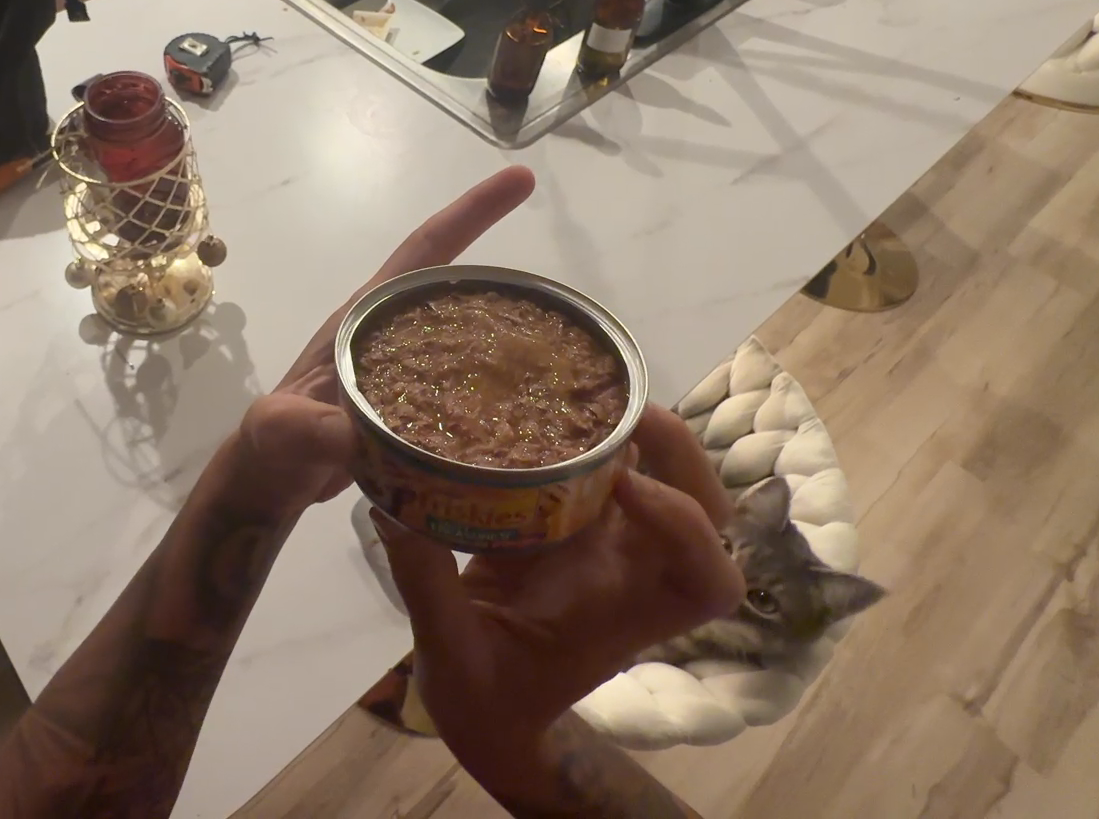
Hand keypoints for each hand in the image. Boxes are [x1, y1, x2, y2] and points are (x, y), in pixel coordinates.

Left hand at [215, 166, 538, 519]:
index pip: (422, 253)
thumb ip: (314, 429)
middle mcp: (389, 331)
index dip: (469, 215)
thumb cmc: (274, 445)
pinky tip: (531, 402)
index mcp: (363, 318)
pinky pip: (464, 378)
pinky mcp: (414, 403)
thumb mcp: (286, 431)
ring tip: (566, 346)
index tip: (519, 181)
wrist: (274, 478)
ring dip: (508, 330)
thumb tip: (360, 431)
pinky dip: (496, 381)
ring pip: (466, 332)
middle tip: (565, 294)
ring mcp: (403, 366)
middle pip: (456, 286)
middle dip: (506, 277)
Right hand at [373, 406, 743, 806]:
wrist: (488, 709)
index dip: (684, 523)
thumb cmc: (485, 698)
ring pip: (660, 480)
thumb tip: (394, 504)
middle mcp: (629, 572)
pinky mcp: (570, 523)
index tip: (622, 482)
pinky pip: (598, 468)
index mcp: (622, 615)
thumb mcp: (451, 654)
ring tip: (588, 389)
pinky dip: (587, 433)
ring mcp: (605, 544)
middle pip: (704, 512)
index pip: (704, 579)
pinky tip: (544, 403)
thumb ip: (426, 581)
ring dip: (640, 434)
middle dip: (679, 454)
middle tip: (621, 405)